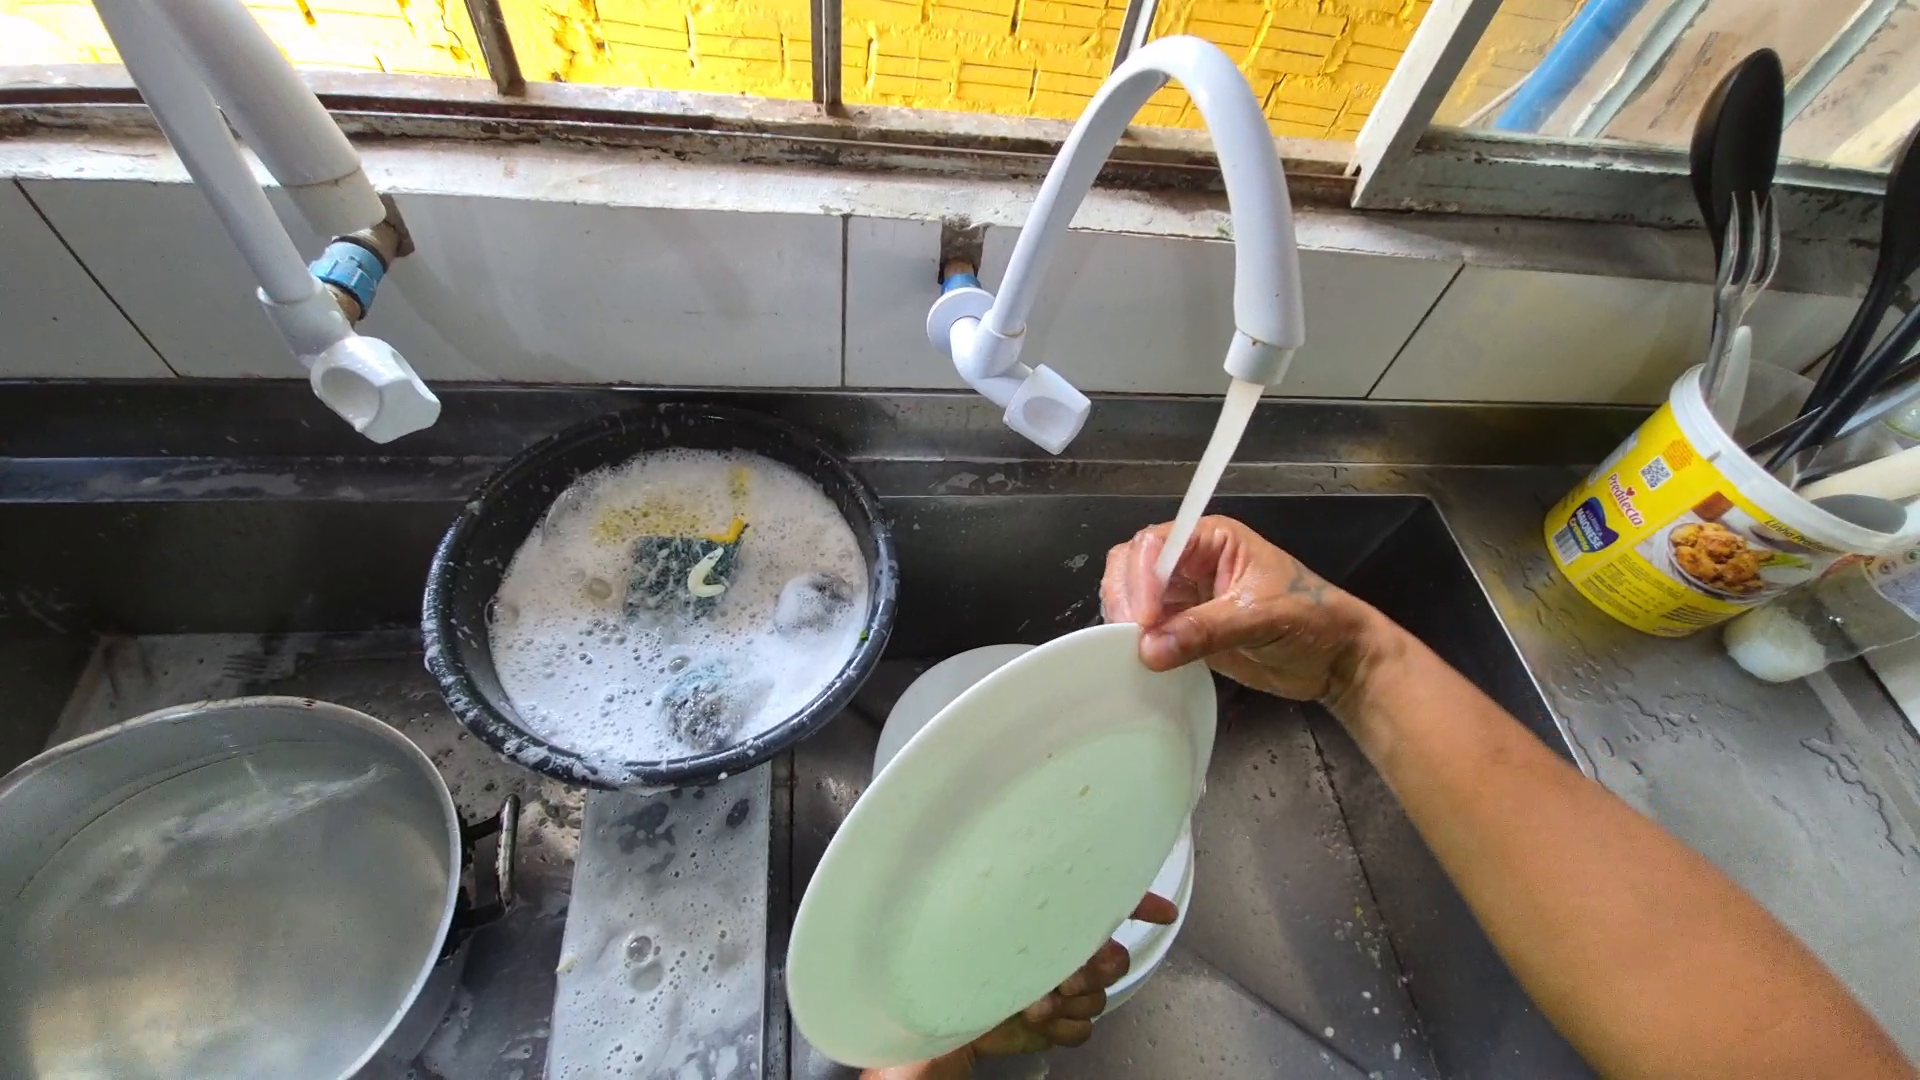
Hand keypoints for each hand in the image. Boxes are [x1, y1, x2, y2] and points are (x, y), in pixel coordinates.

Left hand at [860, 894, 1178, 1079]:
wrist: (937, 1018)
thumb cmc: (954, 954)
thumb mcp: (993, 916)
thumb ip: (1035, 901)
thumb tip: (1060, 886)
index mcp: (1046, 911)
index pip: (1100, 899)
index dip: (1137, 902)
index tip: (1160, 909)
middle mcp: (1056, 943)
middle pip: (1111, 953)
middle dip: (1092, 966)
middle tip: (1064, 974)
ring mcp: (1057, 982)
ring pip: (1099, 994)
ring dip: (1068, 1002)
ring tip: (1032, 1000)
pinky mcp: (1054, 1019)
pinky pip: (1084, 1028)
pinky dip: (1061, 1028)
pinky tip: (1034, 1019)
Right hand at [1101, 516, 1384, 702]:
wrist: (1335, 659)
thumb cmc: (1312, 620)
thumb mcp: (1262, 618)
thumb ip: (1205, 631)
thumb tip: (1149, 649)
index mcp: (1210, 539)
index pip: (1156, 545)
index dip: (1142, 577)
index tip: (1144, 619)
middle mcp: (1189, 561)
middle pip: (1132, 563)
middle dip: (1126, 596)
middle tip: (1129, 636)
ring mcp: (1182, 594)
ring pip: (1130, 594)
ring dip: (1124, 619)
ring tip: (1133, 649)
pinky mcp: (1180, 626)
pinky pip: (1143, 627)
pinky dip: (1133, 641)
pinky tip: (1139, 657)